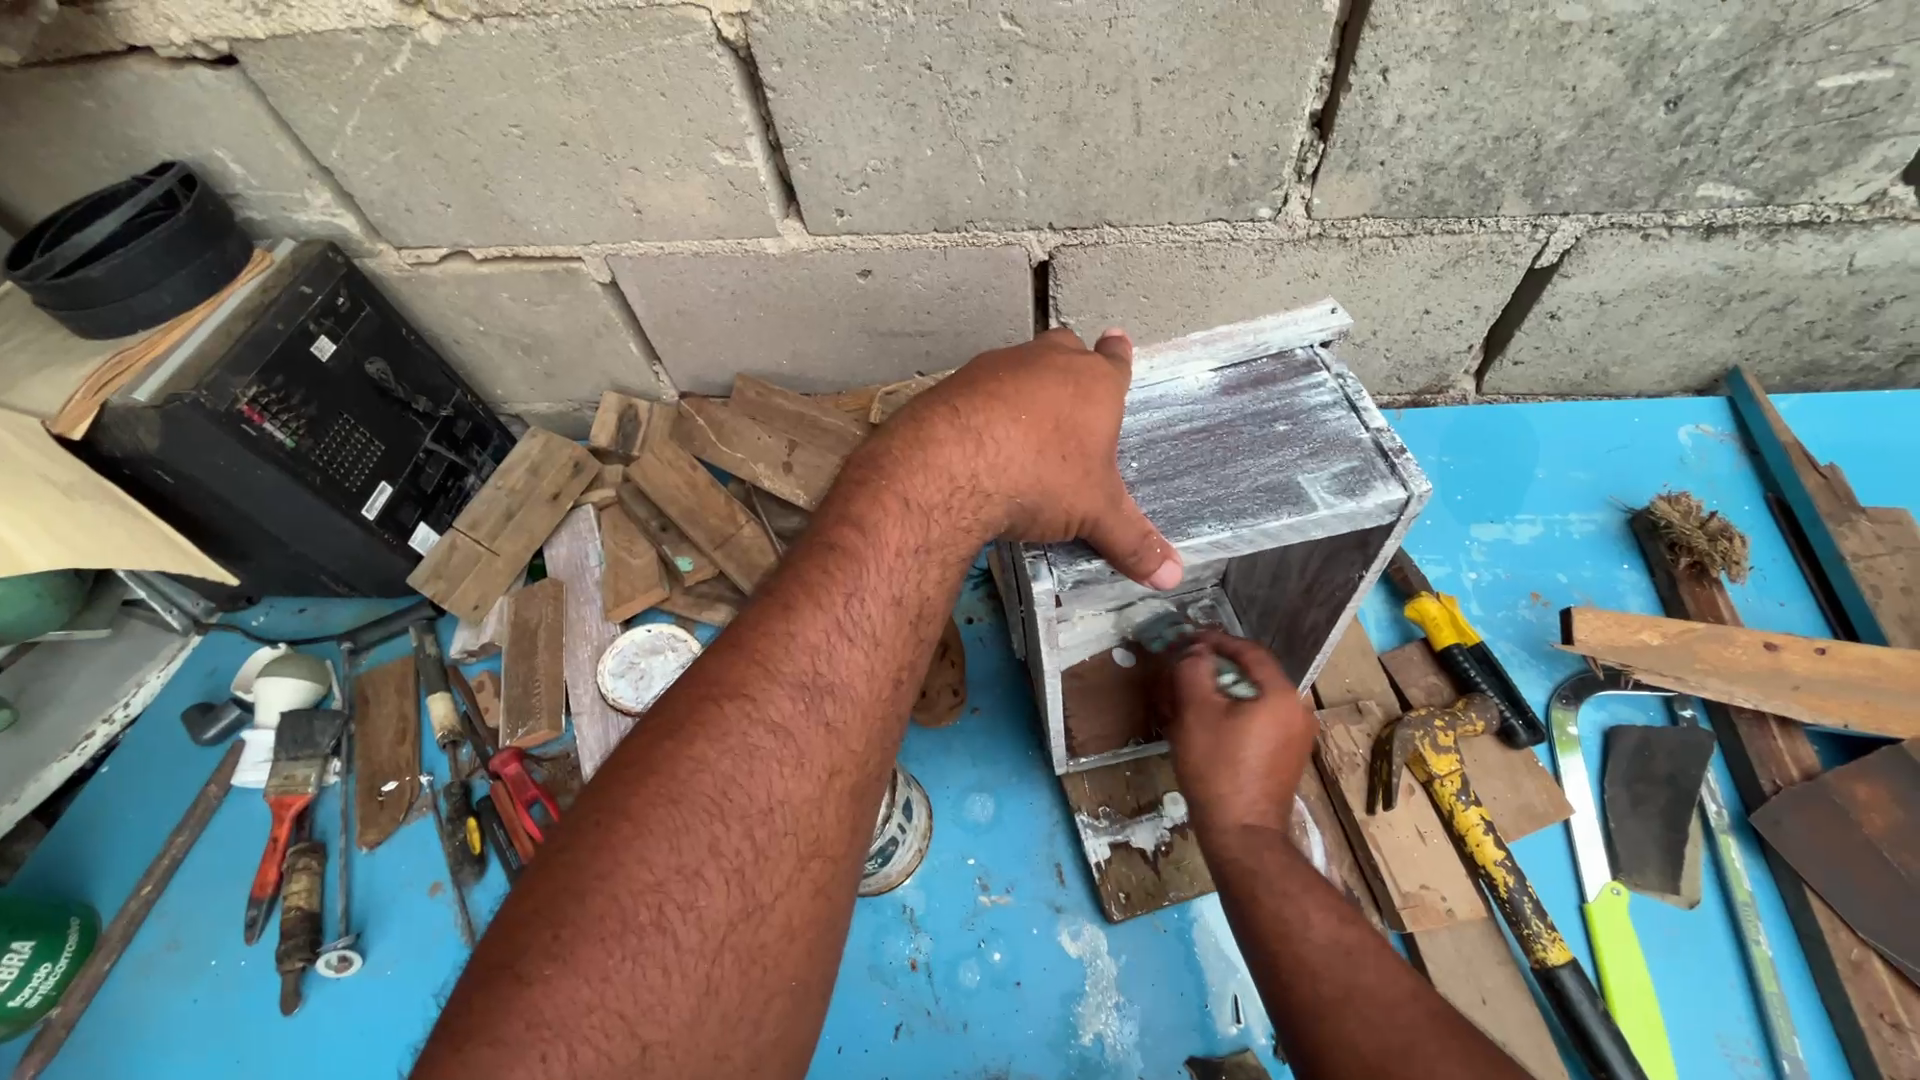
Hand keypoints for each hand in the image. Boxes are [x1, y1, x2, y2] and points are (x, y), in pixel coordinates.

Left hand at [877, 327, 1181, 589]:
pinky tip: (976, 438)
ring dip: (1022, 387)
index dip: (1117, 355)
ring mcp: (996, 368)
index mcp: (1094, 384)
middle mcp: (1047, 363)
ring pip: (1017, 366)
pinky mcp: (953, 385)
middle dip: (1069, 364)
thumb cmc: (1040, 478)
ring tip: (1020, 426)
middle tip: (1068, 391)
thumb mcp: (1094, 514)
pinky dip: (981, 408)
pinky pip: (975, 390)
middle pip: (1064, 348)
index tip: (1116, 342)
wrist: (950, 465)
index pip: (1114, 360)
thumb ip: (1133, 542)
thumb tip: (1173, 576)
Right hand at [1160, 632, 1316, 832]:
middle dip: (1215, 670)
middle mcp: (1298, 711)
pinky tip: (1207, 727)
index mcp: (1282, 695)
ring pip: (1254, 700)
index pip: (1249, 652)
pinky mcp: (1287, 758)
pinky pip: (1259, 722)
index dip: (1216, 641)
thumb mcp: (1195, 712)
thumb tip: (1196, 651)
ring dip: (1221, 694)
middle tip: (1184, 671)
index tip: (1188, 640)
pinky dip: (1233, 715)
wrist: (1242, 834)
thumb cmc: (1217, 768)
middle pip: (1252, 676)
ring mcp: (1296, 737)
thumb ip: (1194, 670)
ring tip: (1189, 700)